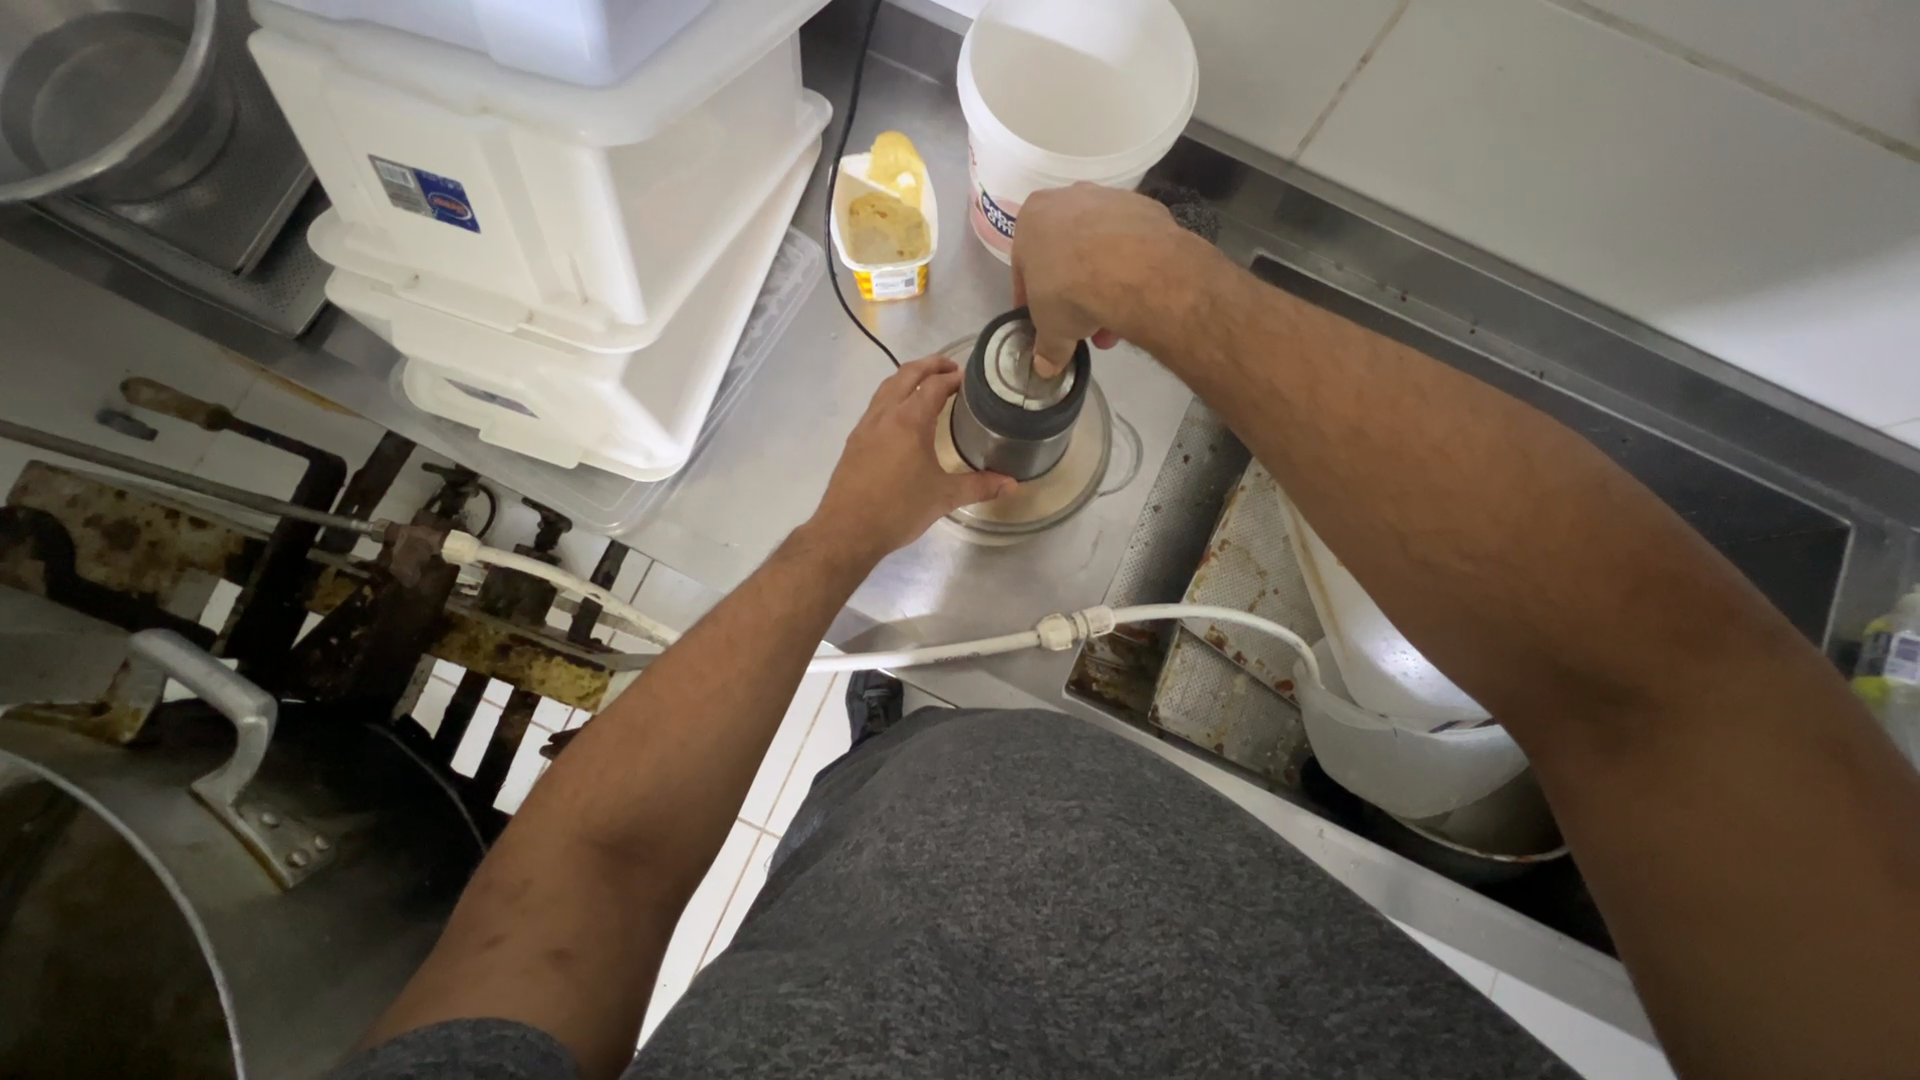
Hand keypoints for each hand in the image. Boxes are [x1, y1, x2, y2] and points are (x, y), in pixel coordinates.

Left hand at [808, 356, 1014, 562]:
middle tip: (949, 368)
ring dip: (907, 379)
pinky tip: (900, 417)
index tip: (969, 378)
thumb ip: (979, 486)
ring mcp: (865, 426)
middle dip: (929, 366)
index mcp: (909, 421)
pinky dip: (892, 398)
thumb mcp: (944, 497)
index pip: (934, 385)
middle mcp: (885, 415)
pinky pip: (875, 406)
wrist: (848, 530)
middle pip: (906, 375)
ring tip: (925, 385)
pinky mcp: (854, 441)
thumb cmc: (899, 510)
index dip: (953, 377)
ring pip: (886, 388)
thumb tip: (1012, 484)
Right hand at [1012, 183, 1211, 376]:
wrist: (1130, 267)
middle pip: (1067, 255)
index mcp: (1031, 218)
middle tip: (1086, 328)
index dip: (1033, 301)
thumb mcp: (1050, 329)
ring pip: (1100, 250)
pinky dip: (1130, 269)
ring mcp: (1109, 198)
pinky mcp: (1145, 206)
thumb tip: (1045, 369)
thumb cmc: (1069, 290)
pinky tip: (1136, 297)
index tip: (1045, 323)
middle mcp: (1068, 197)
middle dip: (1075, 296)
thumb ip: (1046, 347)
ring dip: (1104, 287)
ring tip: (1115, 324)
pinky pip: (1130, 245)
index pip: (1025, 267)